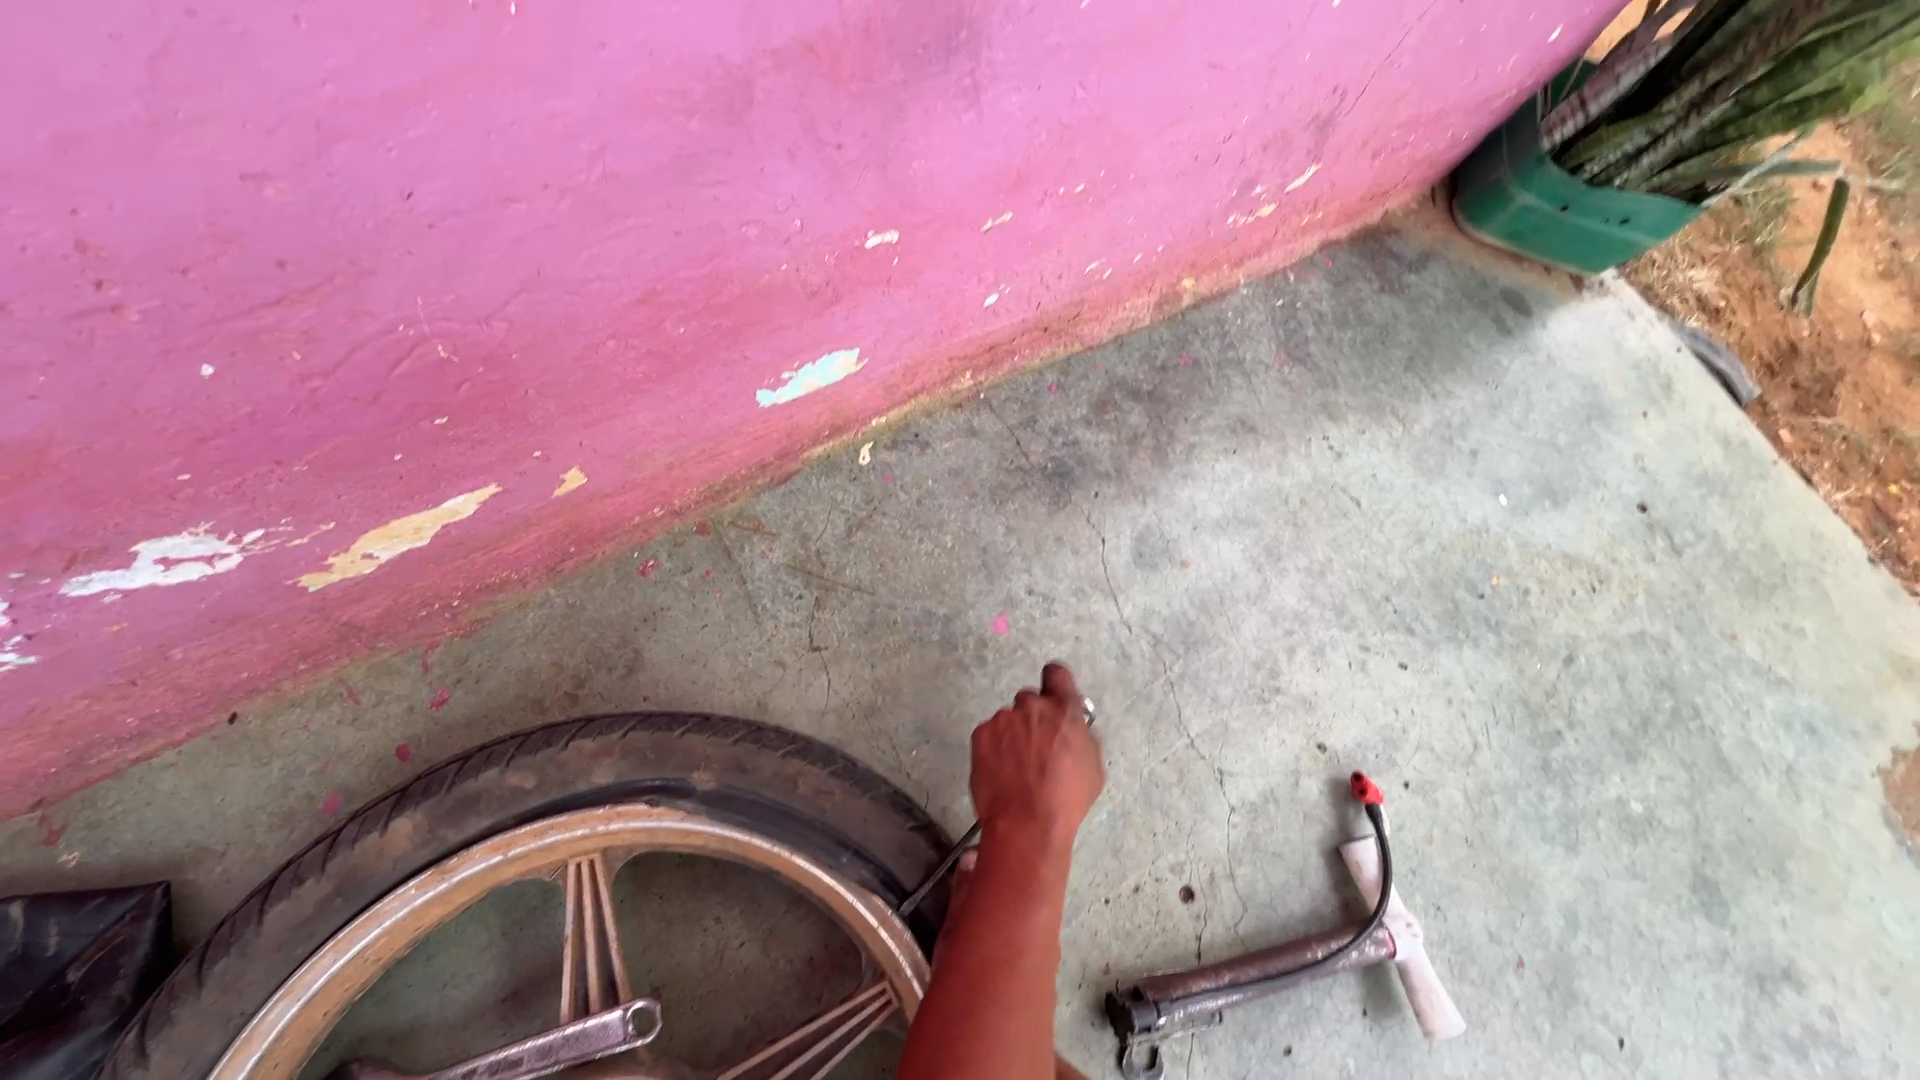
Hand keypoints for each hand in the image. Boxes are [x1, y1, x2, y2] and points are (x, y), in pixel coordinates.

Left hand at [969, 663, 1104, 851]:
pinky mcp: (981, 734)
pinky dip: (994, 748)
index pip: (1057, 674)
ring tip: (1016, 768)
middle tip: (1034, 747)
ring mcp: (1004, 719)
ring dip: (1012, 735)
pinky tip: (1001, 771)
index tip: (1052, 694)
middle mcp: (1032, 707)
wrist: (1027, 823)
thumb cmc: (1066, 800)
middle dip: (1032, 718)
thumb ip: (1081, 736)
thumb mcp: (1093, 767)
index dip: (1055, 683)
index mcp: (1064, 711)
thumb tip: (1073, 729)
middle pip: (1030, 701)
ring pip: (1008, 720)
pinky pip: (989, 735)